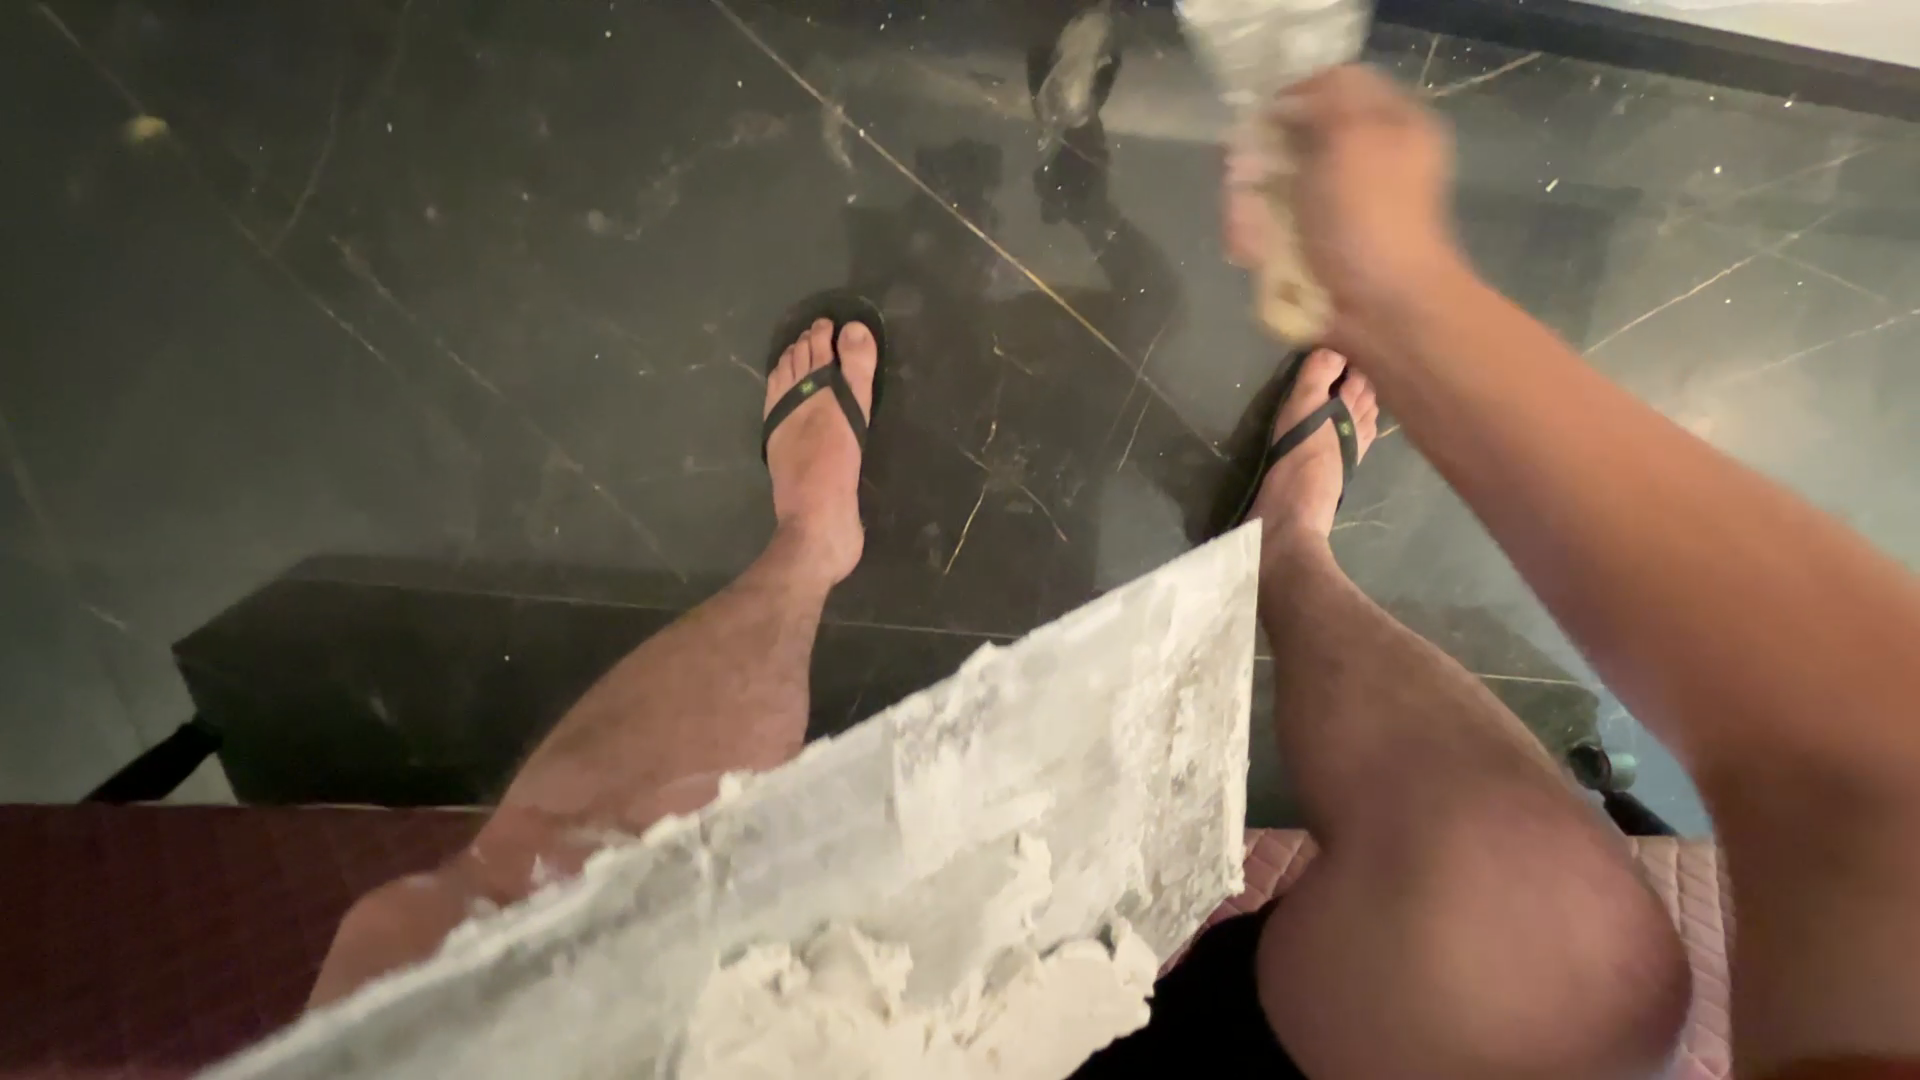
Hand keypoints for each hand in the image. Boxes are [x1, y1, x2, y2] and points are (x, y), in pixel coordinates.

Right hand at [1224, 65, 1463, 329]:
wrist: (1379, 309)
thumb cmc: (1372, 219)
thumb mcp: (1357, 136)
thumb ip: (1326, 99)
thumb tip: (1288, 101)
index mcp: (1386, 126)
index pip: (1332, 88)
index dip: (1292, 99)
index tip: (1261, 120)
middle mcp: (1358, 163)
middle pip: (1289, 144)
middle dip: (1257, 165)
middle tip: (1242, 181)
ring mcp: (1329, 211)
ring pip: (1268, 191)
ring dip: (1247, 210)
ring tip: (1249, 235)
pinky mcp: (1307, 250)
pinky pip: (1266, 233)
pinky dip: (1252, 242)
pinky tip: (1251, 256)